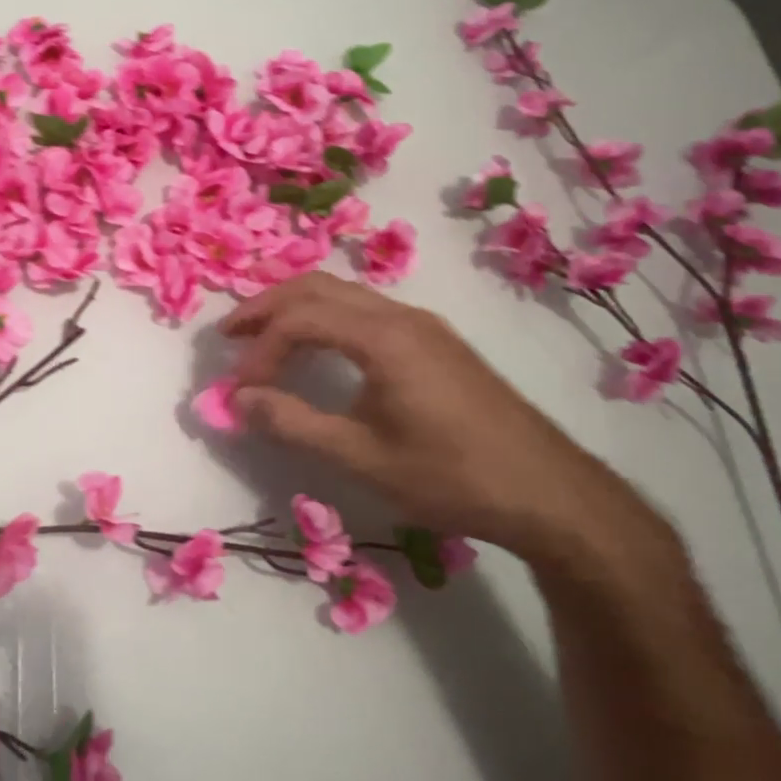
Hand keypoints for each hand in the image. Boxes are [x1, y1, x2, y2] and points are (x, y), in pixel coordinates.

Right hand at [220, 273, 663, 566]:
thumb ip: (293, 424)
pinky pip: (364, 310)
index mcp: (384, 339)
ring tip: (261, 340)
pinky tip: (316, 350)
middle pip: (317, 287)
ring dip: (295, 310)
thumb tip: (238, 399)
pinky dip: (325, 319)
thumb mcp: (361, 458)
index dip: (259, 351)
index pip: (299, 320)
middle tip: (228, 336)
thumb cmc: (452, 477)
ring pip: (343, 294)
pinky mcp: (436, 343)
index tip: (239, 391)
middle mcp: (402, 317)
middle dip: (266, 307)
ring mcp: (424, 326)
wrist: (551, 494)